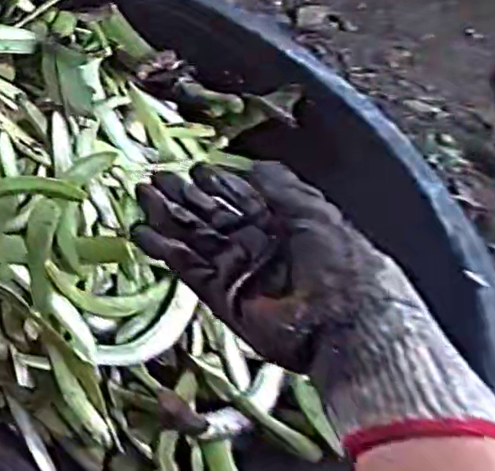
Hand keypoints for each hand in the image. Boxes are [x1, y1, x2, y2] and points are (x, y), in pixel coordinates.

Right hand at [134, 162, 388, 371]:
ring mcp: (237, 270)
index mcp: (282, 227)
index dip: (214, 180)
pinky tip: (142, 231)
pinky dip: (161, 248)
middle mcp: (256, 246)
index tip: (192, 166)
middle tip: (155, 176)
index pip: (237, 196)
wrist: (353, 331)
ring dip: (165, 214)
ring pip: (191, 234)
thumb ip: (282, 187)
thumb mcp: (319, 216)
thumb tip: (255, 163)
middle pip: (208, 213)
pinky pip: (185, 266)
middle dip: (181, 193)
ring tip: (142, 193)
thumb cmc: (346, 270)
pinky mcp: (221, 293)